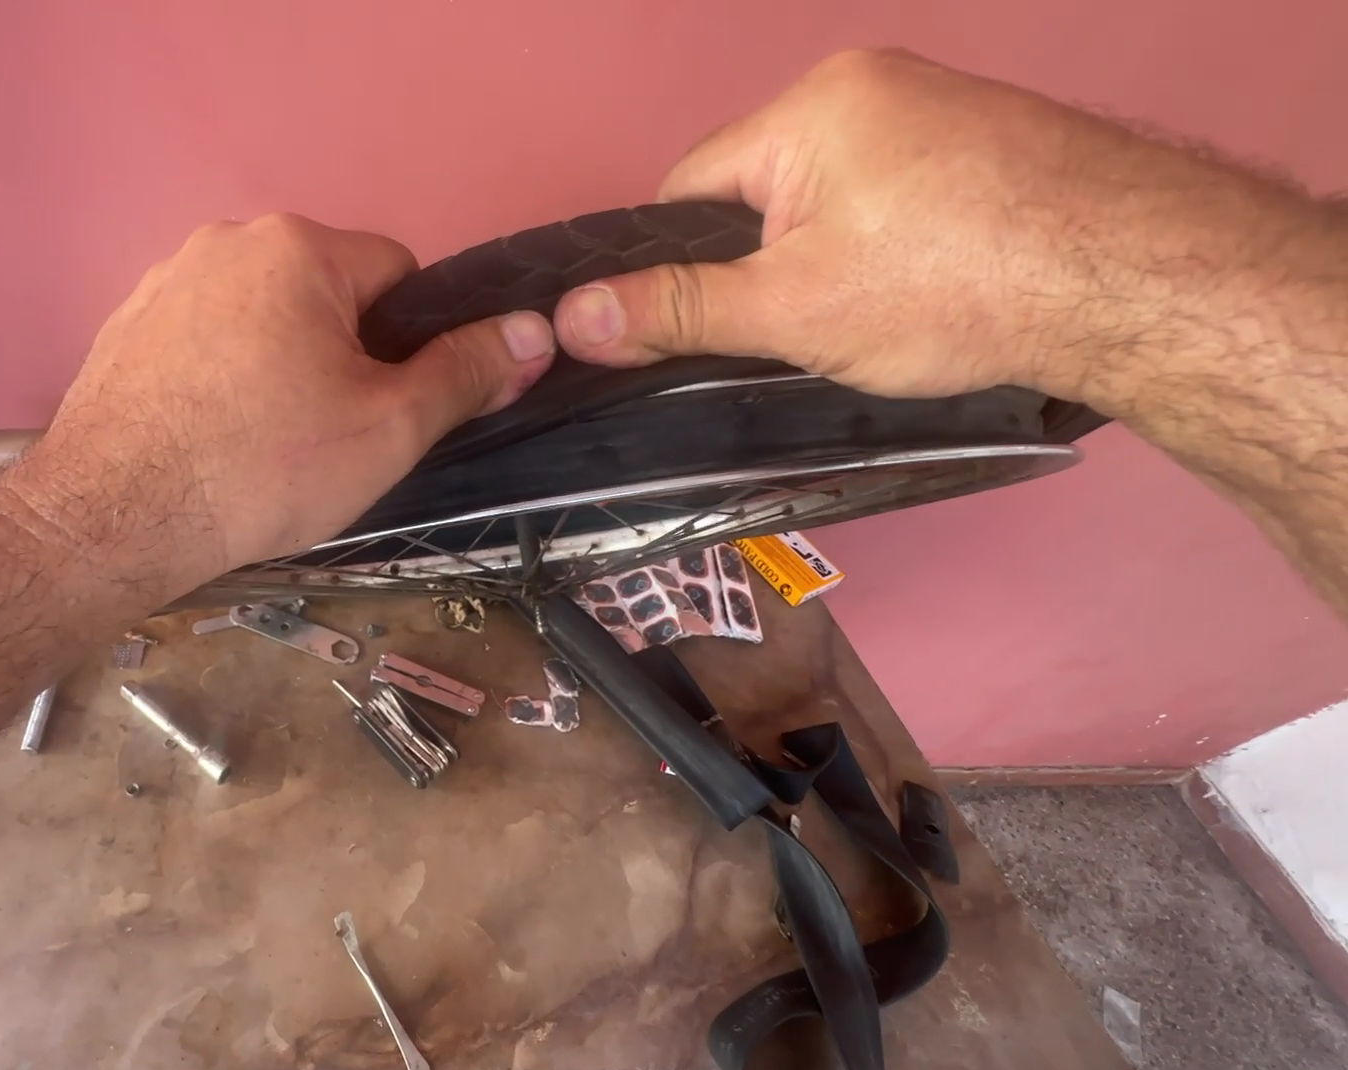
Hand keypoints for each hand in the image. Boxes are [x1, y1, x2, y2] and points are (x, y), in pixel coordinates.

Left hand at [0, 213, 554, 597]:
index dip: (412, 342)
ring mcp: (165, 282)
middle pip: (328, 295)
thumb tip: (533, 332)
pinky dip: (228, 379)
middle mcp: (226, 242)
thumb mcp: (389, 426)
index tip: (390, 403)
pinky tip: (216, 438)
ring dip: (286, 367)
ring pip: (266, 320)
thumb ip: (467, 372)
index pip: (398, 274)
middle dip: (346, 356)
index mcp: (299, 248)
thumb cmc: (265, 467)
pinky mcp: (127, 328)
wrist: (113, 520)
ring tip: (268, 444)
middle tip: (331, 433)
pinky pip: (209, 342)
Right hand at [551, 49, 1315, 404]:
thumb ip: (674, 310)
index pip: (684, 190)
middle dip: (739, 268)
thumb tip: (572, 318)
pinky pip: (861, 203)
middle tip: (766, 330)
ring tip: (829, 318)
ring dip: (794, 264)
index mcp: (808, 108)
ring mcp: (920, 114)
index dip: (668, 266)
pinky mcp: (963, 150)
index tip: (682, 326)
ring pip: (802, 207)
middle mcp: (862, 89)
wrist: (1145, 285)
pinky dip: (849, 252)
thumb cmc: (953, 285)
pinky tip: (881, 294)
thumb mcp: (789, 308)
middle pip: (742, 198)